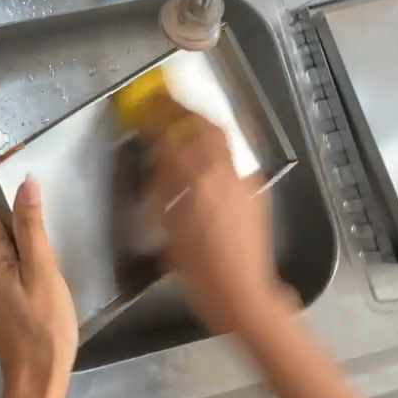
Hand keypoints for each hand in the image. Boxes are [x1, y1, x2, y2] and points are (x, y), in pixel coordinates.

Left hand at [0, 178, 77, 397]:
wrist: (37, 381)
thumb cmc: (43, 325)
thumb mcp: (42, 271)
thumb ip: (31, 226)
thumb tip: (25, 183)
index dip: (20, 198)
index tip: (47, 191)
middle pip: (1, 228)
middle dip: (27, 221)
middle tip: (59, 219)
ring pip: (7, 247)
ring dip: (29, 242)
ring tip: (57, 242)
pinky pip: (8, 265)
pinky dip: (26, 260)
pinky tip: (47, 267)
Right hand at [144, 101, 294, 337]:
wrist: (243, 294)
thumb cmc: (199, 270)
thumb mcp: (169, 230)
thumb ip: (164, 191)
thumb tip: (158, 163)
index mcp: (195, 183)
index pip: (171, 139)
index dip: (155, 121)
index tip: (143, 111)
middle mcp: (221, 173)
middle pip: (202, 126)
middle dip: (182, 110)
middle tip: (164, 103)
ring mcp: (242, 179)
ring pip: (221, 137)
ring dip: (200, 122)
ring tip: (184, 118)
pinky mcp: (254, 189)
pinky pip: (233, 155)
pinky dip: (216, 144)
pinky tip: (207, 151)